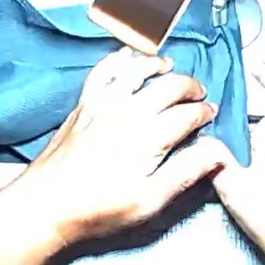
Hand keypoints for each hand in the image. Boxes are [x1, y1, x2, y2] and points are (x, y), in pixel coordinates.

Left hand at [0, 48, 228, 250]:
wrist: (46, 202)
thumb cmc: (98, 208)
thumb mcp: (150, 200)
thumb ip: (185, 172)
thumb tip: (218, 153)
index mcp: (150, 135)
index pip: (189, 113)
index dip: (204, 113)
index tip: (210, 116)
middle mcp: (129, 110)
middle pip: (169, 85)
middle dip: (190, 87)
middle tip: (198, 95)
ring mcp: (103, 102)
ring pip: (138, 69)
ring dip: (158, 65)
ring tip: (169, 67)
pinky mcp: (84, 102)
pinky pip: (104, 70)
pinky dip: (118, 58)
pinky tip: (125, 57)